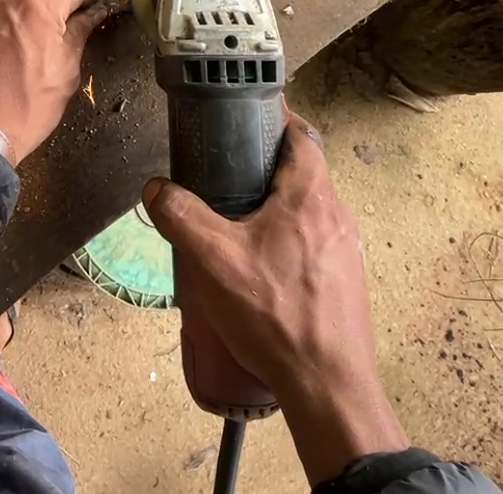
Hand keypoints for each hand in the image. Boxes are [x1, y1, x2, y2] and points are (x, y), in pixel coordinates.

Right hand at [144, 114, 407, 481]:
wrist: (329, 388)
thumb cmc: (273, 313)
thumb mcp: (211, 259)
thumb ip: (179, 214)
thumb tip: (155, 188)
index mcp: (310, 196)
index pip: (300, 135)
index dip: (274, 118)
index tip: (242, 114)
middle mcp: (337, 215)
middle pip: (304, 170)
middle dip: (267, 162)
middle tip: (226, 167)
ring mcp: (347, 250)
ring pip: (309, 207)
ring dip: (277, 201)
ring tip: (237, 216)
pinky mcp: (347, 280)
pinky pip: (316, 238)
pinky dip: (288, 233)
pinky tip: (261, 262)